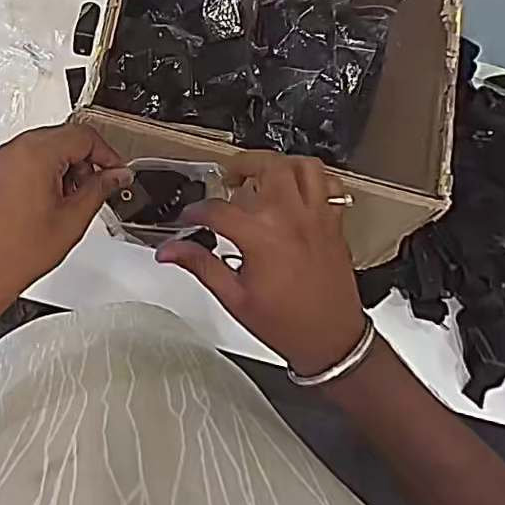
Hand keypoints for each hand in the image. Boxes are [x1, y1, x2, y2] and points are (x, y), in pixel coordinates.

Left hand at [0, 123, 128, 319]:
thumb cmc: (16, 252)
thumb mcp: (73, 218)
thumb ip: (100, 189)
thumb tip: (116, 175)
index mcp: (36, 156)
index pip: (83, 136)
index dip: (107, 154)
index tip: (115, 171)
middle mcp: (12, 152)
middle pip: (63, 136)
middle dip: (85, 159)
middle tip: (96, 185)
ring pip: (43, 146)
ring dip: (64, 165)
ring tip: (69, 198)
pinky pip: (23, 157)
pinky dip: (42, 170)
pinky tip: (48, 200)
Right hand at [156, 152, 366, 375]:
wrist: (331, 340)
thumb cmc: (287, 324)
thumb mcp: (234, 298)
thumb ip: (201, 265)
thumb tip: (170, 252)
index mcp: (262, 237)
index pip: (218, 209)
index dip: (196, 212)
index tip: (190, 219)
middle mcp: (291, 219)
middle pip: (265, 167)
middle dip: (240, 167)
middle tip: (227, 181)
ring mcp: (316, 217)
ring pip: (300, 166)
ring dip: (278, 164)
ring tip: (262, 175)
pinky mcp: (334, 222)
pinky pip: (327, 184)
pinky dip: (312, 178)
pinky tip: (296, 189)